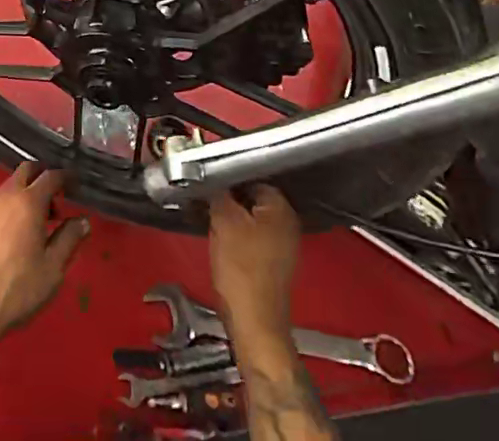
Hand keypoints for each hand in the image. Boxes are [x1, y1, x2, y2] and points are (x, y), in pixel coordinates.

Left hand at [0, 163, 90, 363]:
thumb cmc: (18, 289)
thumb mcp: (53, 268)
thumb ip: (69, 238)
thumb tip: (82, 221)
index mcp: (28, 202)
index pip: (50, 176)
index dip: (65, 177)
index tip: (75, 184)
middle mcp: (5, 195)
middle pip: (26, 171)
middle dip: (43, 178)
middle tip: (56, 201)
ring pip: (9, 186)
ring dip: (25, 193)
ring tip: (36, 223)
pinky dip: (9, 205)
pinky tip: (13, 231)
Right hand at [208, 185, 300, 363]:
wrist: (252, 320)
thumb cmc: (242, 270)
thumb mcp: (223, 220)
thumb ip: (219, 194)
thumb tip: (215, 182)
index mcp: (282, 211)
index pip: (253, 179)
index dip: (229, 181)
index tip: (211, 187)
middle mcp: (289, 226)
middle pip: (253, 200)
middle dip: (230, 201)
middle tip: (209, 205)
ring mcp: (283, 247)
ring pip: (251, 220)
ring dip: (232, 220)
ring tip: (214, 225)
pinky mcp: (272, 265)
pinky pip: (252, 239)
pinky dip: (237, 238)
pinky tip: (223, 245)